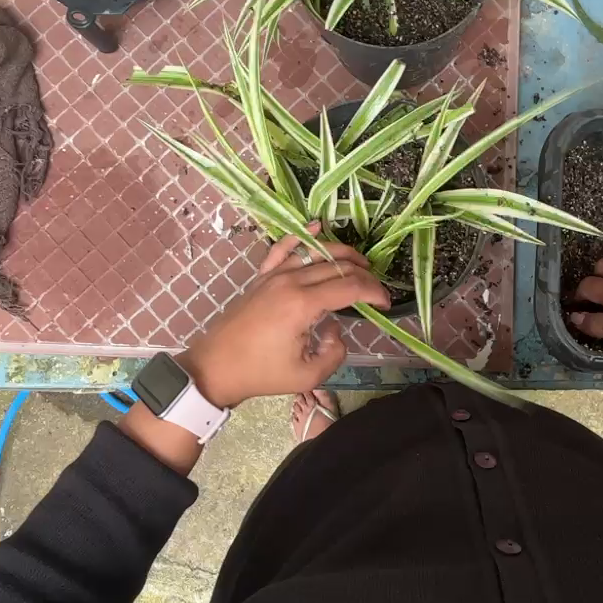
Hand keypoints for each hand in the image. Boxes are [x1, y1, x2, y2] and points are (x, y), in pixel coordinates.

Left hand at [179, 230, 389, 408]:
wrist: (215, 367)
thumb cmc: (260, 374)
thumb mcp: (306, 375)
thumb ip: (334, 353)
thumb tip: (337, 330)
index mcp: (302, 304)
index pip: (350, 287)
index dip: (374, 292)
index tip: (386, 304)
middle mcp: (290, 281)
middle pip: (337, 266)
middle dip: (364, 275)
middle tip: (377, 289)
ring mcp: (274, 275)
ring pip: (315, 252)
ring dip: (342, 253)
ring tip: (361, 263)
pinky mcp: (262, 277)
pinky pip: (283, 248)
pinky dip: (302, 236)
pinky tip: (316, 227)